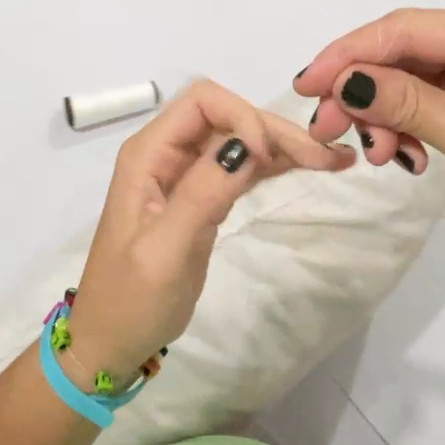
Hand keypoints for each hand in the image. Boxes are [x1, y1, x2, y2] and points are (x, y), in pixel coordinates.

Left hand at [63, 79, 353, 387]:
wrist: (111, 341)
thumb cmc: (130, 299)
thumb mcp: (164, 252)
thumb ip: (202, 195)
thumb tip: (247, 145)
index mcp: (147, 154)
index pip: (200, 103)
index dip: (240, 117)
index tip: (267, 158)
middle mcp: (165, 154)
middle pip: (225, 117)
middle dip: (274, 130)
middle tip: (329, 156)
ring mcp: (184, 174)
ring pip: (238, 140)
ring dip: (283, 146)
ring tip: (334, 159)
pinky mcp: (202, 197)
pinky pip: (240, 167)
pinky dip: (274, 166)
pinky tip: (308, 169)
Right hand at [294, 6, 444, 307]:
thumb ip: (409, 104)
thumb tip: (343, 81)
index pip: (408, 28)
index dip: (351, 53)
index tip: (305, 86)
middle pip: (406, 51)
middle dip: (364, 90)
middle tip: (329, 130)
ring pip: (412, 77)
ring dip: (385, 114)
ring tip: (381, 157)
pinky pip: (430, 99)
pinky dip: (408, 125)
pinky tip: (407, 156)